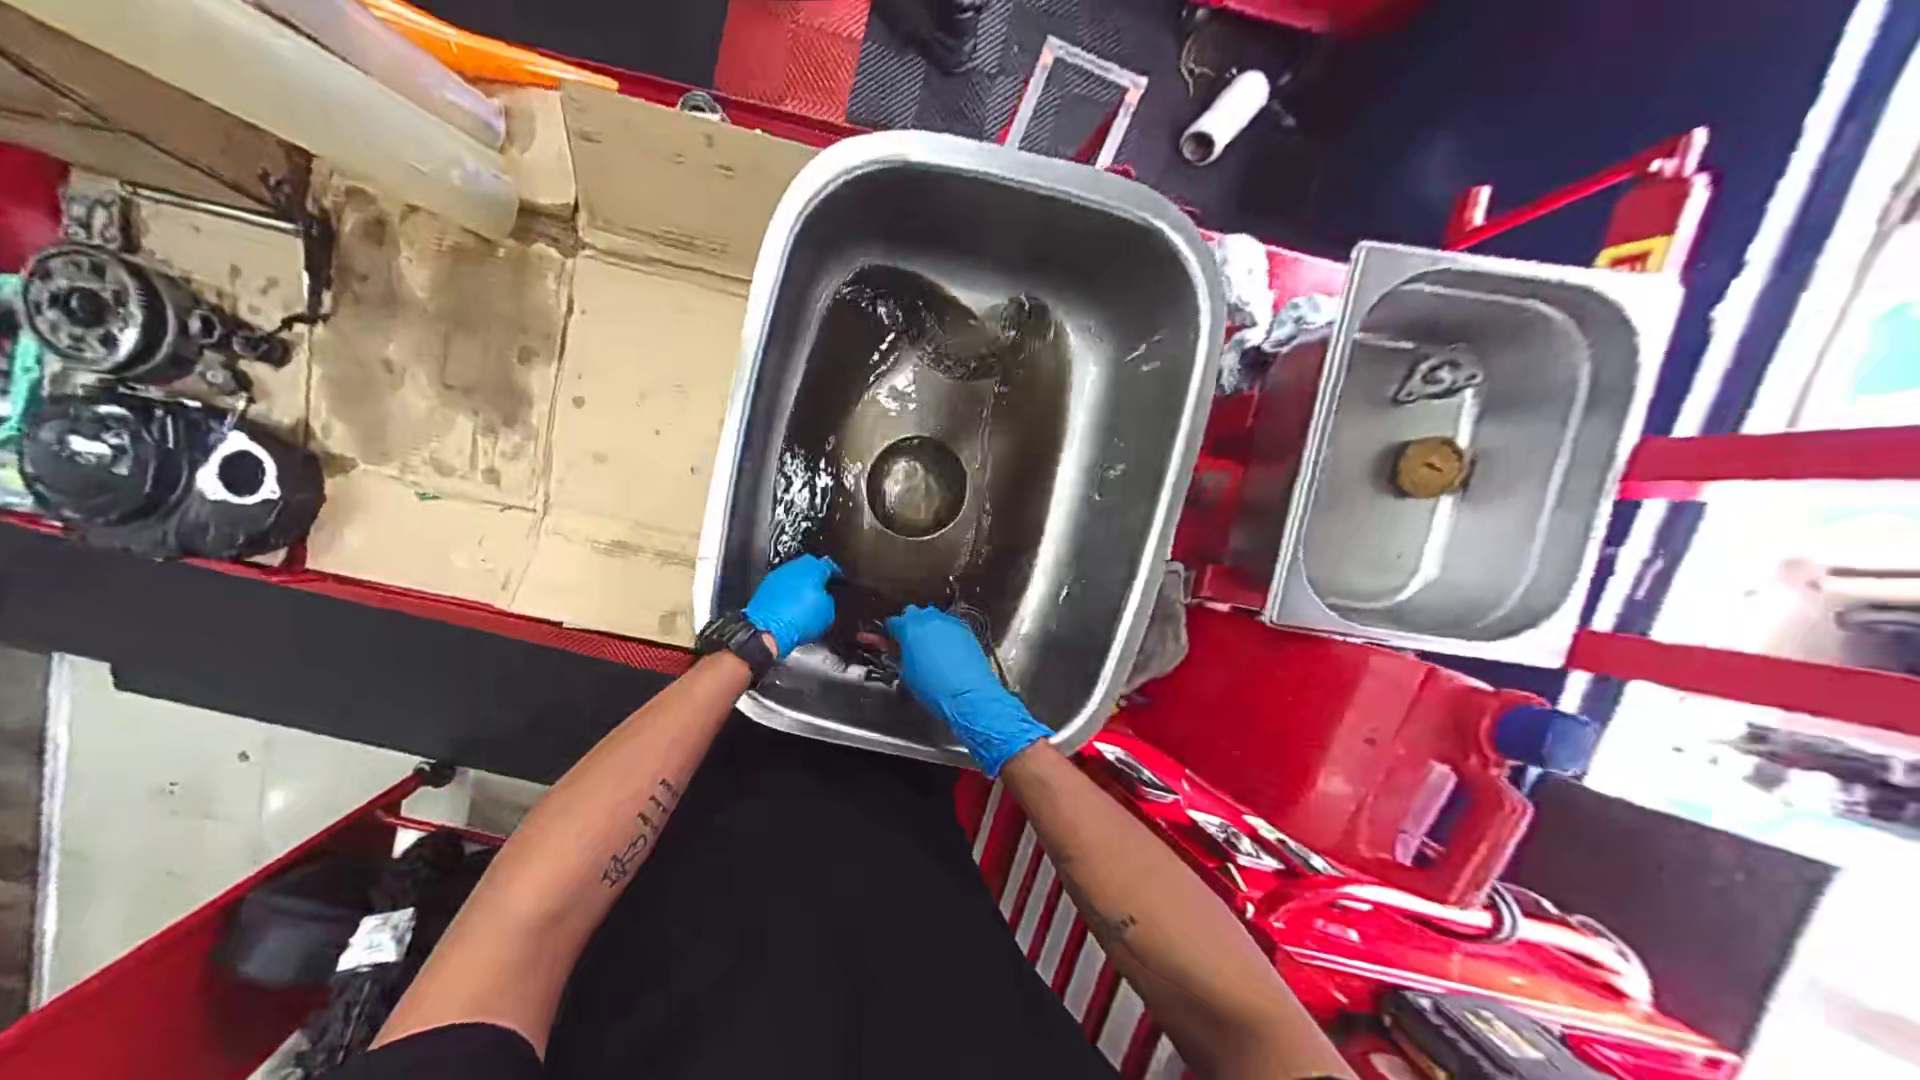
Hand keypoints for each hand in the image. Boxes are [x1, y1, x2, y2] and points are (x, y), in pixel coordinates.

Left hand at [744, 555, 840, 656]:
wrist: (767, 632)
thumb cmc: (797, 619)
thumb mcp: (828, 612)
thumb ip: (829, 598)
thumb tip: (825, 598)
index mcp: (812, 567)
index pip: (828, 565)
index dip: (835, 574)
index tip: (837, 580)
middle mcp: (793, 567)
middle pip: (809, 568)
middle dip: (815, 580)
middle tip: (821, 593)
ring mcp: (776, 577)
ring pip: (793, 578)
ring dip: (799, 588)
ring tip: (805, 605)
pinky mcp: (763, 590)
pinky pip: (780, 589)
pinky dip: (786, 597)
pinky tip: (790, 610)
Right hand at [885, 605, 1049, 775]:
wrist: (970, 696)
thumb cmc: (937, 690)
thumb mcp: (907, 675)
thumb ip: (899, 657)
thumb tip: (897, 652)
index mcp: (910, 629)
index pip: (893, 622)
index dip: (890, 634)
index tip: (891, 642)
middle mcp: (930, 620)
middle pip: (914, 614)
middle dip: (910, 627)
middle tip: (909, 646)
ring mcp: (950, 623)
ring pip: (933, 618)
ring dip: (928, 629)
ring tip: (929, 650)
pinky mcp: (966, 630)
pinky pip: (949, 627)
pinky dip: (945, 635)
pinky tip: (946, 653)